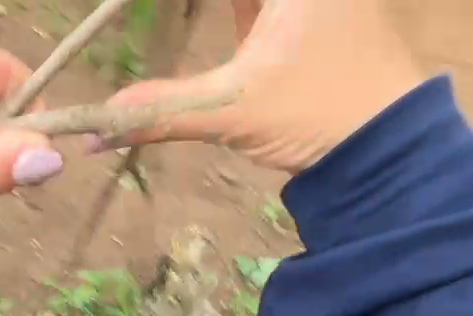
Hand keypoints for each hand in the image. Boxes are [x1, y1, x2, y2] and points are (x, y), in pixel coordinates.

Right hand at [98, 0, 424, 173]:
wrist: (381, 143)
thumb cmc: (314, 111)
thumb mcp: (229, 109)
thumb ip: (158, 112)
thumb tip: (91, 131)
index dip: (160, 0)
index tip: (116, 9)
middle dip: (179, 4)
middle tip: (122, 13)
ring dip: (199, 6)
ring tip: (135, 13)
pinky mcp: (298, 14)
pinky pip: (248, 1)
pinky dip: (221, 6)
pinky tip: (186, 12)